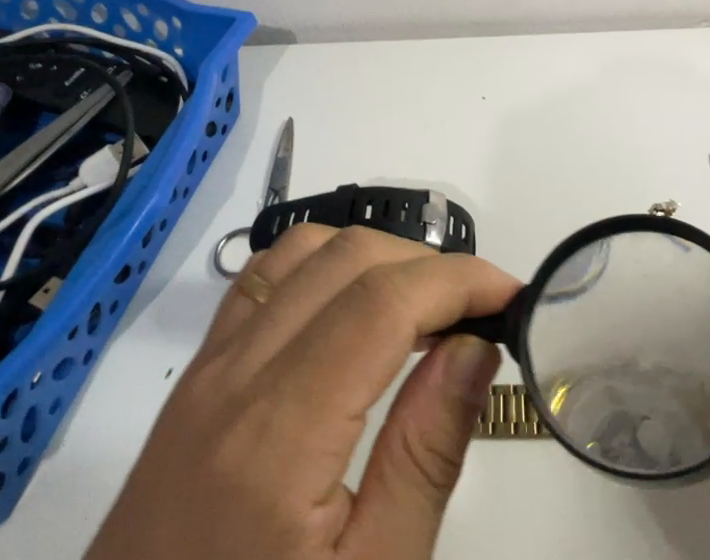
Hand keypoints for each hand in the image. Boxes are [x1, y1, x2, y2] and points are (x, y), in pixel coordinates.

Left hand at [87, 226, 517, 559]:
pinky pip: (264, 279)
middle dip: (429, 265)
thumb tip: (475, 348)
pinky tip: (358, 312)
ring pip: (301, 251)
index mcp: (276, 436)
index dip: (460, 281)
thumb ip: (425, 456)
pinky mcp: (195, 376)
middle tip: (481, 315)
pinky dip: (326, 266)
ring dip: (378, 258)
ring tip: (428, 312)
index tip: (514, 298)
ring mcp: (205, 370)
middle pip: (344, 258)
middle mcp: (232, 378)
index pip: (381, 302)